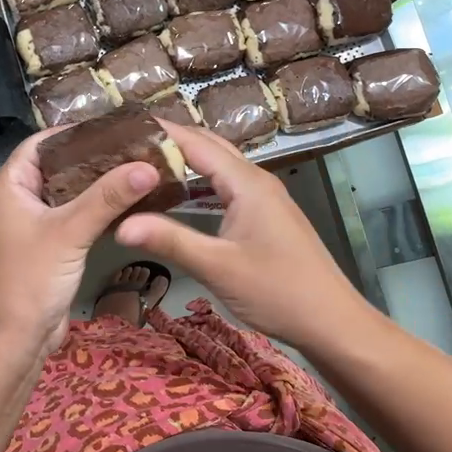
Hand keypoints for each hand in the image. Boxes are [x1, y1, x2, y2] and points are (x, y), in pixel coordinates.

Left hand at [0, 128, 160, 355]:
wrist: (16, 338)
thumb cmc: (31, 279)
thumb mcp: (70, 232)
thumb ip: (107, 198)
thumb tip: (147, 166)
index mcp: (9, 183)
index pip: (43, 142)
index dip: (78, 132)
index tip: (119, 127)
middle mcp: (17, 196)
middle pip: (58, 164)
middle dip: (95, 157)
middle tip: (138, 147)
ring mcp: (32, 221)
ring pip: (68, 190)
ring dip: (98, 183)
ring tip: (139, 169)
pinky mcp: (47, 242)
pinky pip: (73, 214)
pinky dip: (96, 207)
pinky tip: (128, 203)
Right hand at [116, 122, 377, 353]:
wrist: (333, 323)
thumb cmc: (279, 291)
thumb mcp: (217, 267)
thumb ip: (169, 241)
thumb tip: (118, 225)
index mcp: (246, 183)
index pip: (195, 142)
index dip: (159, 132)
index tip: (121, 129)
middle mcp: (255, 180)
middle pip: (207, 147)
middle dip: (169, 142)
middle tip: (125, 148)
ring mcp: (263, 198)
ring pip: (217, 167)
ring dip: (182, 163)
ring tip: (140, 167)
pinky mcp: (264, 216)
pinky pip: (224, 187)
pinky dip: (197, 185)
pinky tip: (173, 199)